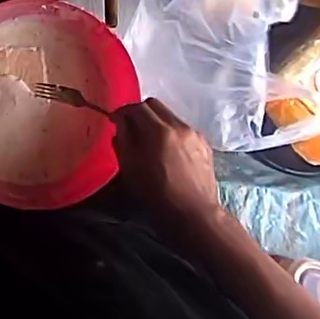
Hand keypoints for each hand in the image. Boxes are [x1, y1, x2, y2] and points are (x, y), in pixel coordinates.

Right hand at [113, 98, 227, 237]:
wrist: (194, 214)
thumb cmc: (156, 193)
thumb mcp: (130, 167)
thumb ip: (123, 138)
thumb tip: (121, 122)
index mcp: (159, 130)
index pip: (137, 107)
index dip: (122, 112)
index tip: (115, 121)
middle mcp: (179, 126)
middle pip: (155, 104)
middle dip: (140, 111)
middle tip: (130, 126)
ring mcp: (195, 134)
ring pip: (170, 116)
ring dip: (156, 121)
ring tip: (149, 140)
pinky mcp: (204, 145)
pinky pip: (182, 129)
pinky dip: (171, 132)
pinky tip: (167, 150)